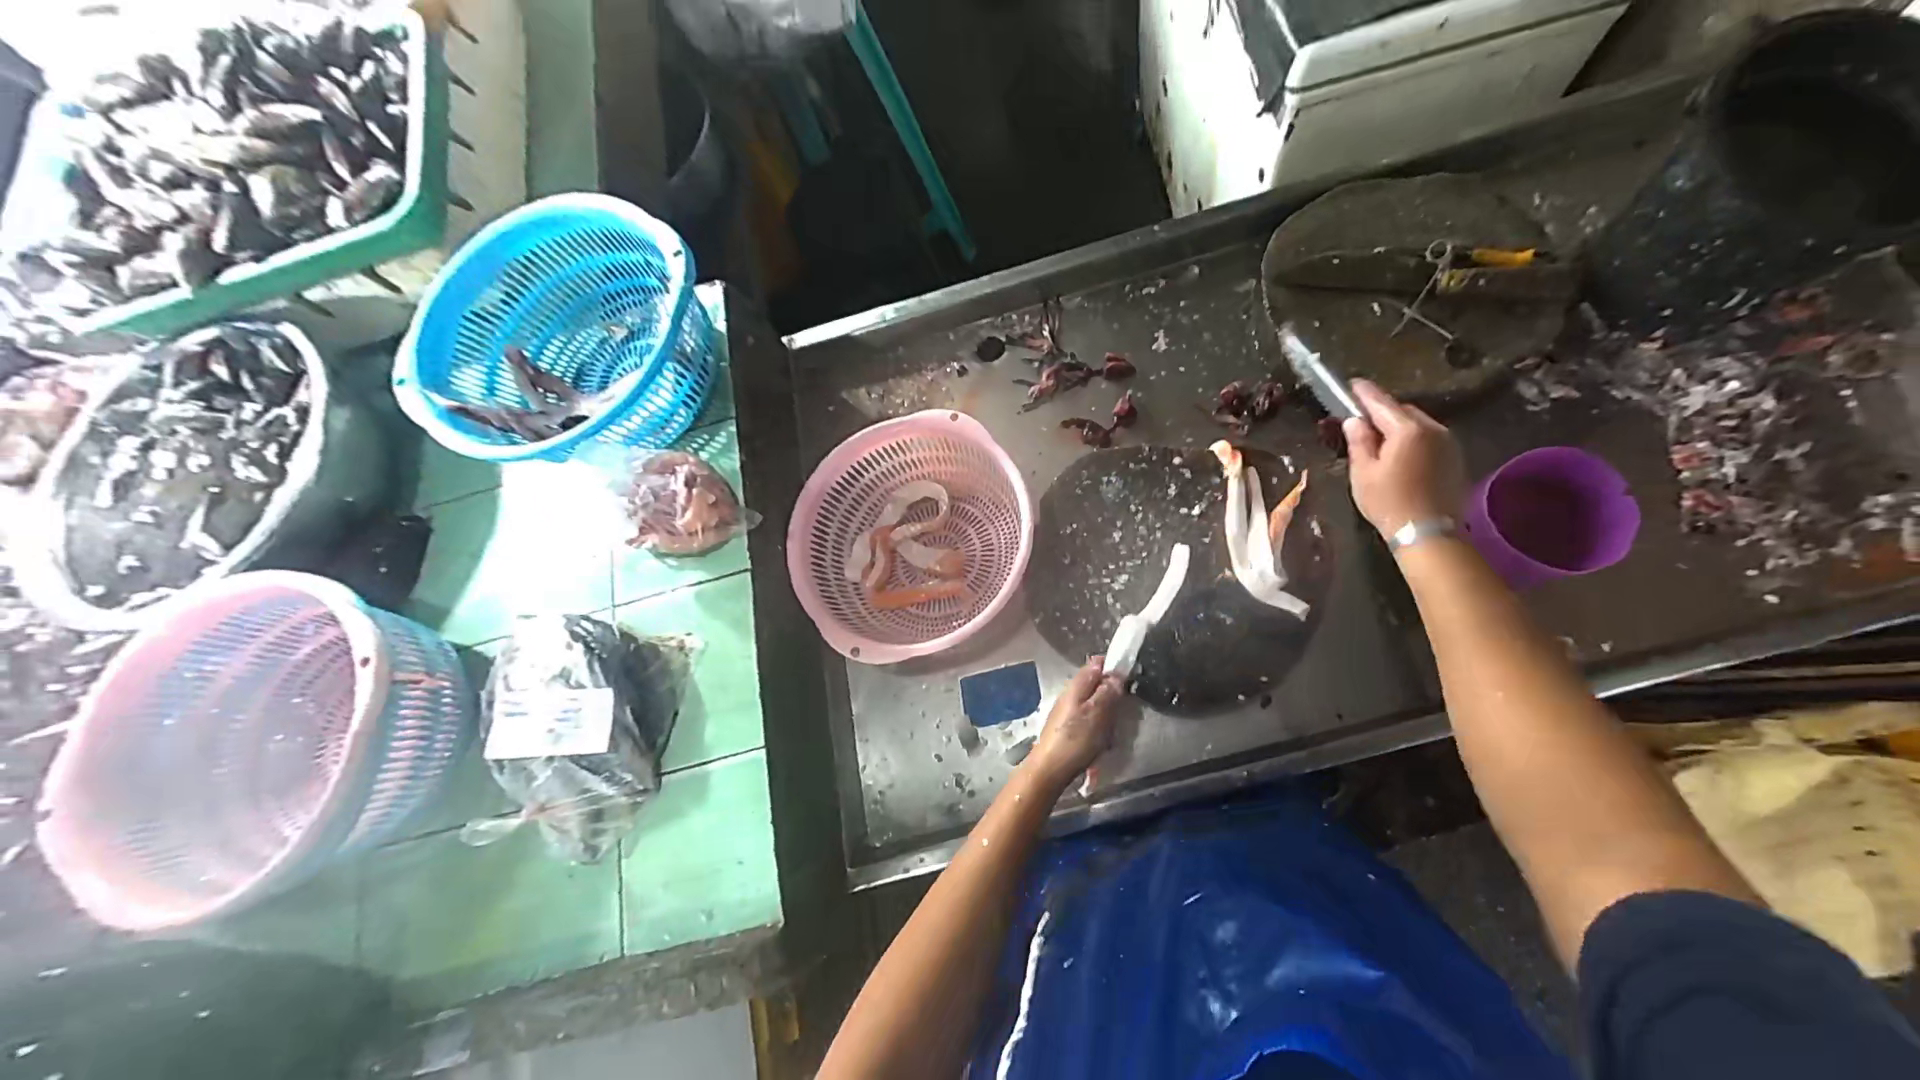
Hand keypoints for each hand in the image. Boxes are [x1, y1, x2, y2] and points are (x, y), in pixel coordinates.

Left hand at [1028, 658, 1123, 789]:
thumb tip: (1116, 675)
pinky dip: (1097, 728)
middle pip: (1096, 685)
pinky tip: (1100, 743)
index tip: (1128, 680)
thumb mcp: (1097, 713)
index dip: (1113, 667)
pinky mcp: (1066, 727)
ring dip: (1106, 716)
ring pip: (1094, 705)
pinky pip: (1088, 720)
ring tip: (1110, 732)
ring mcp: (1066, 710)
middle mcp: (1069, 694)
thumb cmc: (1076, 740)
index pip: (1096, 664)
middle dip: (1111, 696)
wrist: (1049, 769)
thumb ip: (1107, 692)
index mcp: (1076, 685)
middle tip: (1121, 711)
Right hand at [1343, 379, 1467, 538]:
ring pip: (1418, 424)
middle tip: (1362, 419)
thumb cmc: (1388, 502)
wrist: (1428, 532)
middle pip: (1403, 411)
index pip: (1382, 403)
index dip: (1364, 393)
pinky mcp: (1455, 458)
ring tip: (1379, 438)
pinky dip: (1412, 439)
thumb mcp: (1363, 472)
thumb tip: (1355, 420)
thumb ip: (1359, 441)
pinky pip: (1429, 438)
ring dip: (1399, 426)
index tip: (1352, 384)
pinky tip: (1399, 453)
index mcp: (1407, 430)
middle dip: (1383, 411)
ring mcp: (1448, 443)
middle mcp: (1433, 429)